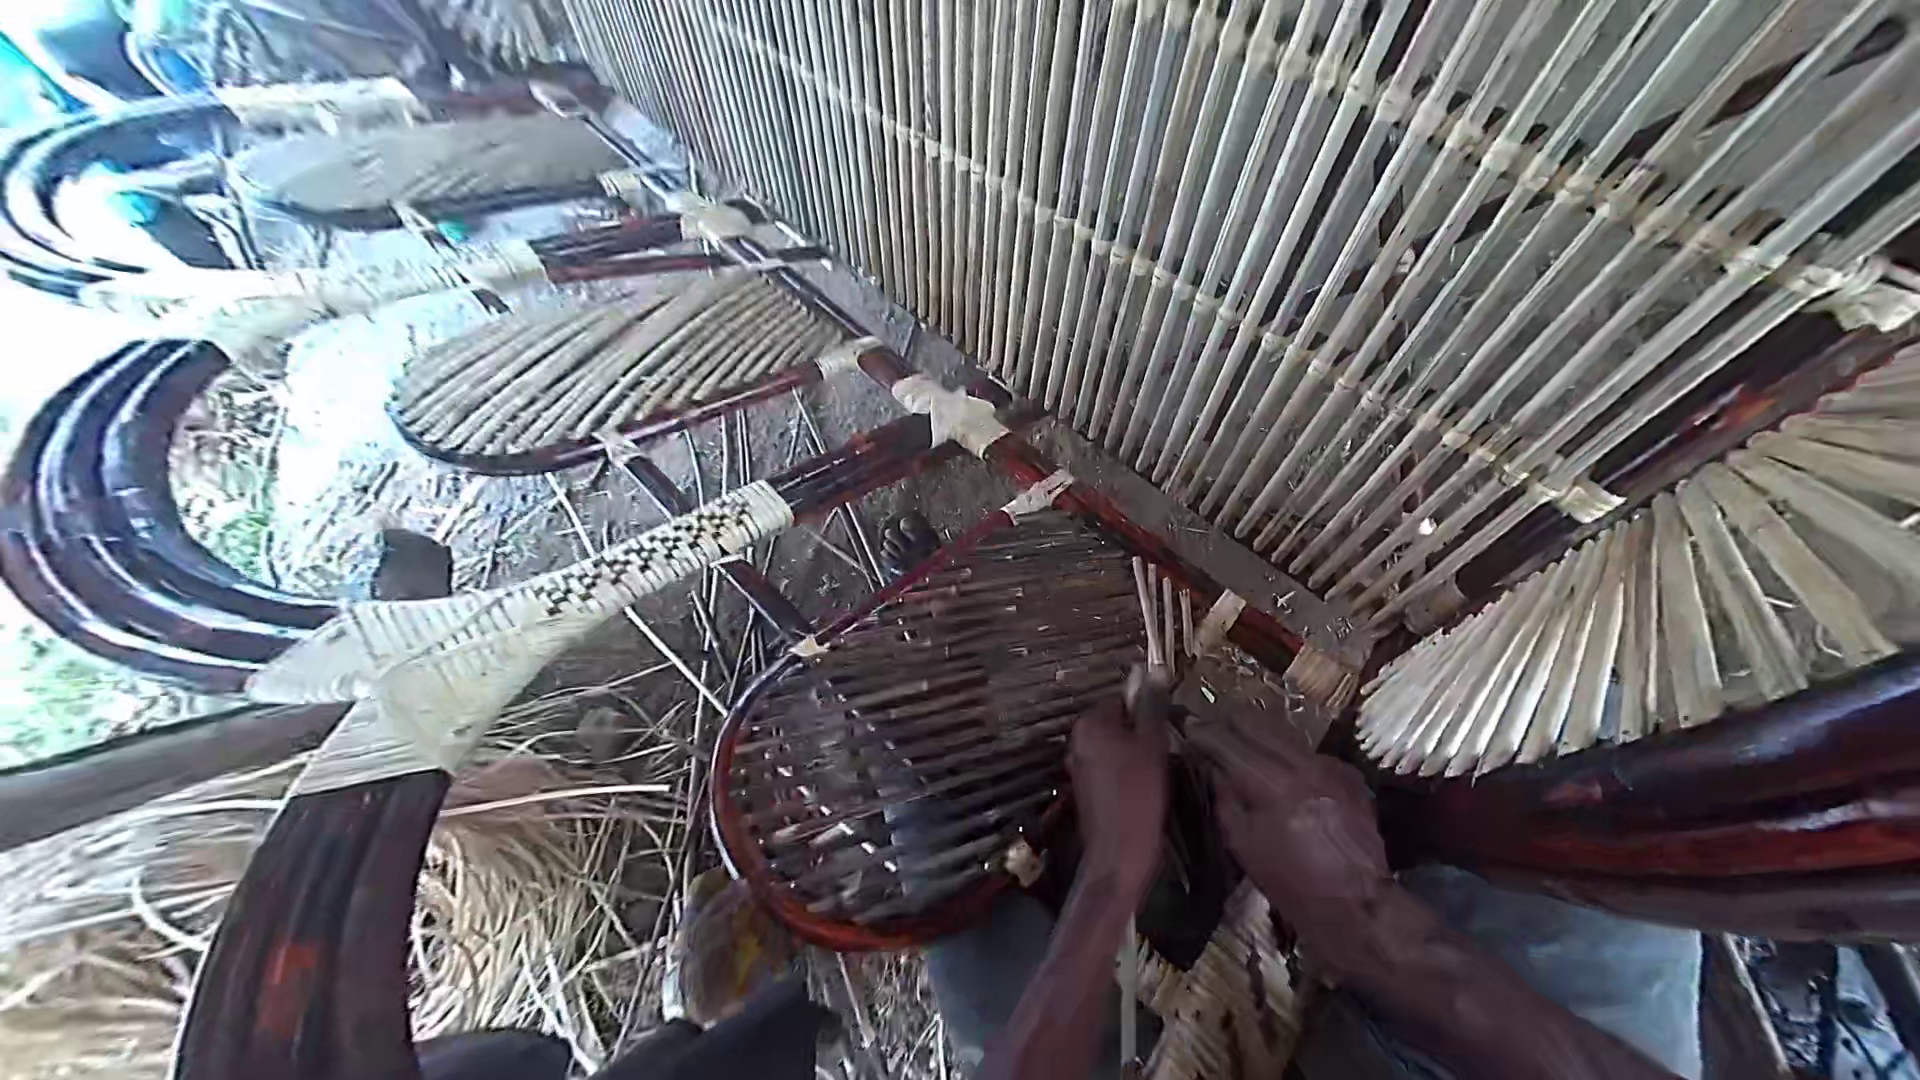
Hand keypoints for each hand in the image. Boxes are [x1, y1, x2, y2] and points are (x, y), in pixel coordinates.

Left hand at [1068, 690, 1167, 890]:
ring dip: (1135, 753)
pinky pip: (1110, 766)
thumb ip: (1151, 707)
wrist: (1119, 853)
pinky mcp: (1085, 786)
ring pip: (1115, 745)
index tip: (1163, 730)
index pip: (1121, 699)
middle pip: (1116, 722)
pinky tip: (1142, 789)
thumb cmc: (1138, 797)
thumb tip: (1153, 673)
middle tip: (1162, 752)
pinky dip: (1126, 772)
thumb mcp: (1152, 745)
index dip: (1145, 713)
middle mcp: (1077, 740)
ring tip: (1153, 773)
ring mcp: (1079, 763)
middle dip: (1140, 733)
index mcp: (1089, 724)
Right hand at [1186, 713, 1389, 942]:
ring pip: (1280, 734)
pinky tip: (1283, 779)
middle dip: (1226, 724)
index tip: (1184, 724)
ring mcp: (1330, 766)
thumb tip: (1210, 763)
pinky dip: (1287, 759)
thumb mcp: (1240, 840)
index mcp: (1272, 783)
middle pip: (1254, 722)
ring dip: (1256, 740)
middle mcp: (1303, 764)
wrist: (1359, 908)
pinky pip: (1306, 753)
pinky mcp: (1348, 775)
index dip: (1200, 730)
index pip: (1226, 739)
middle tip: (1208, 732)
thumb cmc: (1290, 881)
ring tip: (1242, 755)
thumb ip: (1223, 793)